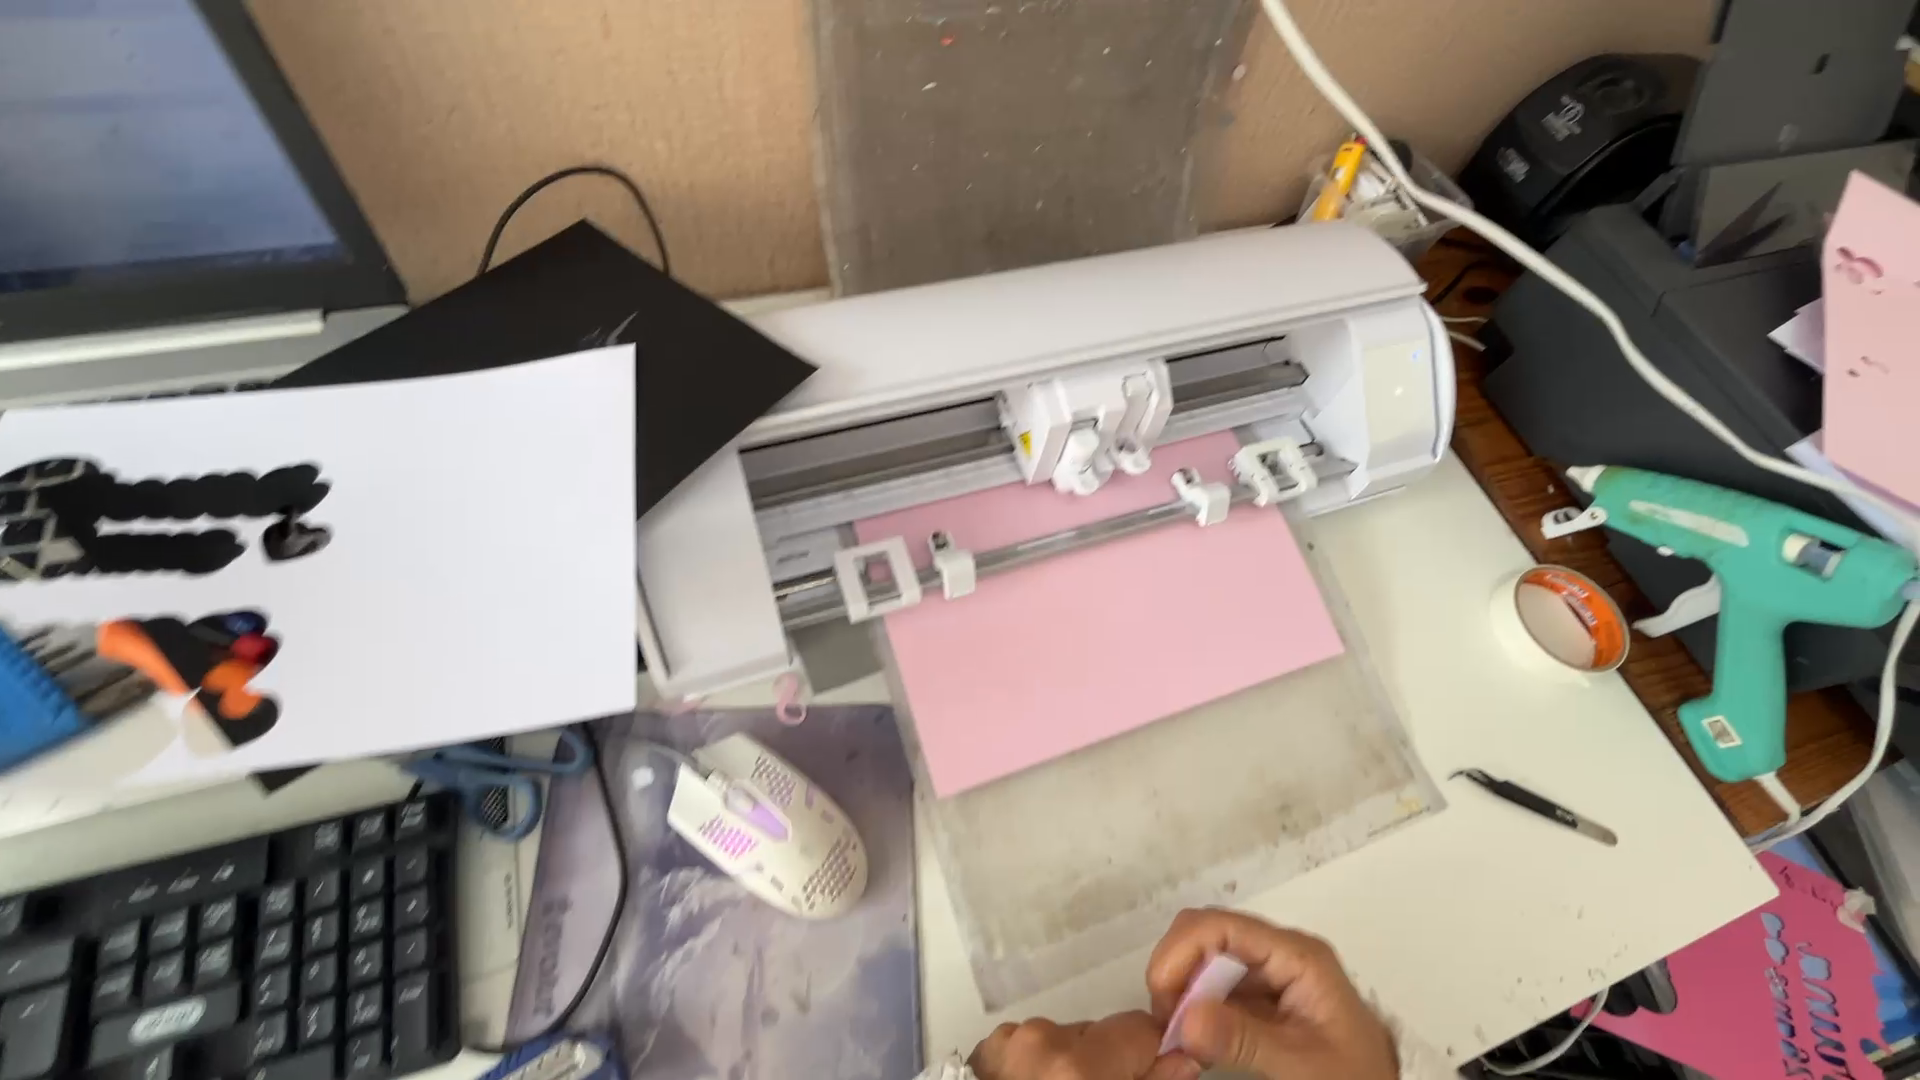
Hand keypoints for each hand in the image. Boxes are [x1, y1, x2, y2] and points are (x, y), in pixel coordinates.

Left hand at [968, 1011, 1197, 1079]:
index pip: (1138, 1028)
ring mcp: (1010, 1039)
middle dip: (1107, 1066)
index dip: (1150, 1053)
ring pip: (1063, 1042)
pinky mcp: (987, 1045)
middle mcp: (1043, 1039)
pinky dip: (1038, 1067)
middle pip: (1100, 1036)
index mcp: (1079, 1067)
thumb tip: (1183, 1060)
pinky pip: (1029, 1046)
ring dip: (1070, 1067)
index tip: (1153, 1074)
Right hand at [1146, 908, 1397, 1079]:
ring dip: (1182, 989)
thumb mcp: (1303, 1066)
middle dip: (1176, 969)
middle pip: (1206, 934)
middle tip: (1166, 1021)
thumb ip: (1245, 1040)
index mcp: (1295, 954)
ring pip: (1204, 957)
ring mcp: (1270, 971)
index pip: (1219, 926)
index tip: (1161, 997)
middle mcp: (1278, 951)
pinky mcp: (1262, 994)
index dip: (1180, 952)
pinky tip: (1194, 1037)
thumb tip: (1183, 1018)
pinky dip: (1195, 1005)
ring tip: (1178, 1033)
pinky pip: (1214, 985)